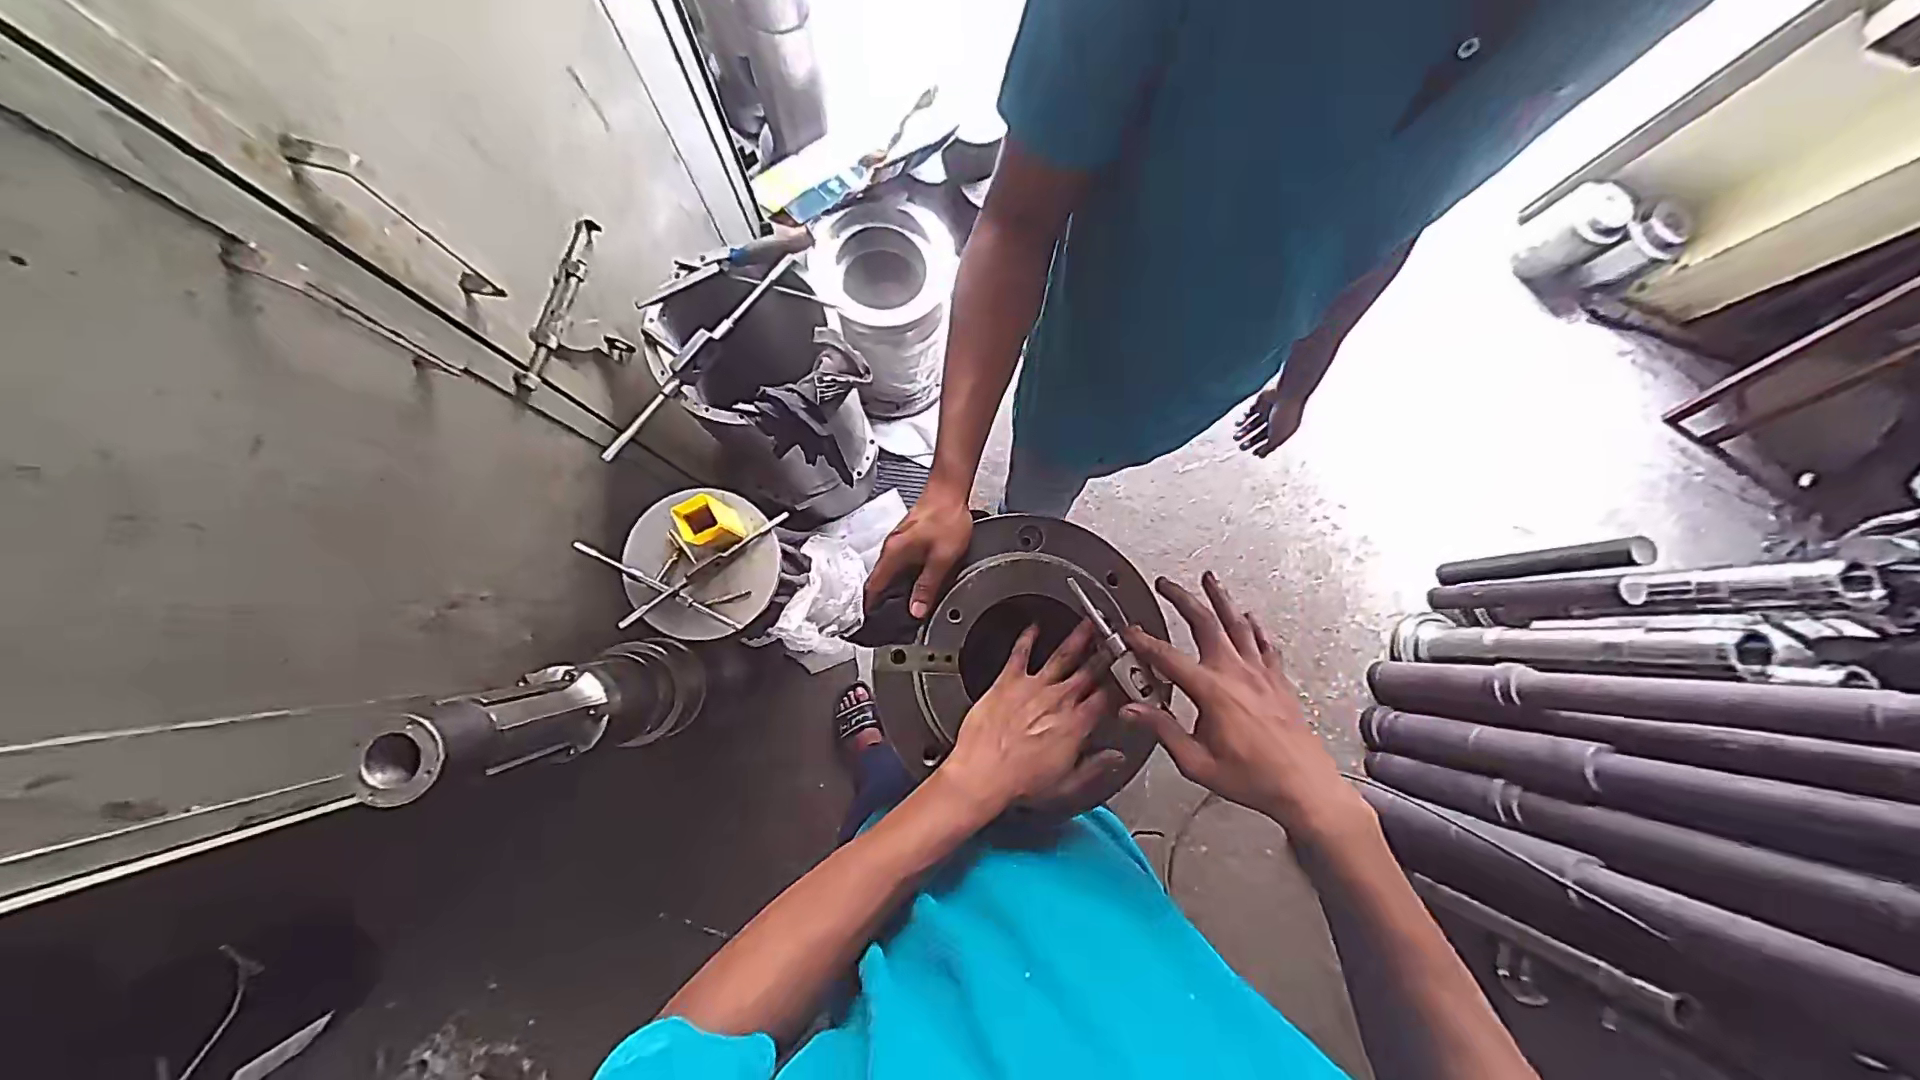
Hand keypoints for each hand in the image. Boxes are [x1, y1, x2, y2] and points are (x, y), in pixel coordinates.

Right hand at [866, 489, 973, 618]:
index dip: (869, 605)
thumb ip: (928, 586)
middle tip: (885, 618)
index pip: (873, 586)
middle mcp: (891, 546)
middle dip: (879, 600)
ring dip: (892, 587)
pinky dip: (901, 575)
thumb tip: (917, 610)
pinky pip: (899, 561)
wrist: (950, 492)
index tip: (867, 619)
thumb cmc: (945, 518)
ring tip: (899, 605)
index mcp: (894, 554)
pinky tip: (913, 581)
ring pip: (889, 570)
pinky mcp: (907, 537)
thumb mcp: (941, 559)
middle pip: (879, 579)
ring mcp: (898, 540)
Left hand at [937, 620, 1124, 817]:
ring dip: (1077, 638)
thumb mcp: (1067, 783)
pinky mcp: (1008, 682)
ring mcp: (1033, 687)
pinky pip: (1020, 653)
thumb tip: (1114, 759)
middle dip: (1104, 653)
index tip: (1125, 675)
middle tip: (1114, 639)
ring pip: (1062, 655)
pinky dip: (1027, 638)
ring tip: (1087, 624)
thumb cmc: (1018, 781)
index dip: (1119, 684)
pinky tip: (1032, 627)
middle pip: (1089, 670)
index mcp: (1075, 724)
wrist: (982, 773)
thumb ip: (1095, 767)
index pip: (1106, 697)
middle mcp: (1057, 700)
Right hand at [1120, 573, 1367, 841]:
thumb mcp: (1196, 762)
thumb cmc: (1255, 779)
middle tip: (1166, 584)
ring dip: (1220, 598)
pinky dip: (1254, 626)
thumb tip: (1133, 711)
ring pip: (1237, 623)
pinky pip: (1264, 643)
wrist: (1306, 788)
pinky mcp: (1278, 681)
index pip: (1168, 657)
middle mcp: (1237, 675)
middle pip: (1205, 622)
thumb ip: (1162, 730)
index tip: (1130, 633)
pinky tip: (1249, 617)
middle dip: (1181, 598)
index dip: (1143, 642)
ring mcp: (1261, 674)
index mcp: (1213, 692)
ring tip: (1210, 580)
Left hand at [1236, 387, 1304, 457]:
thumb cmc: (1285, 415)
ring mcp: (1268, 411)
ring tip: (1236, 437)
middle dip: (1250, 440)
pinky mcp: (1260, 402)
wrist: (1286, 392)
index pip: (1271, 440)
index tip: (1254, 453)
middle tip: (1241, 447)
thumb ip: (1269, 446)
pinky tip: (1238, 423)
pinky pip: (1249, 412)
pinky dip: (1243, 418)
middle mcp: (1276, 420)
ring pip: (1253, 424)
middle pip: (1260, 433)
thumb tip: (1261, 457)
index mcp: (1283, 428)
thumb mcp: (1277, 435)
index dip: (1262, 447)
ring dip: (1244, 431)